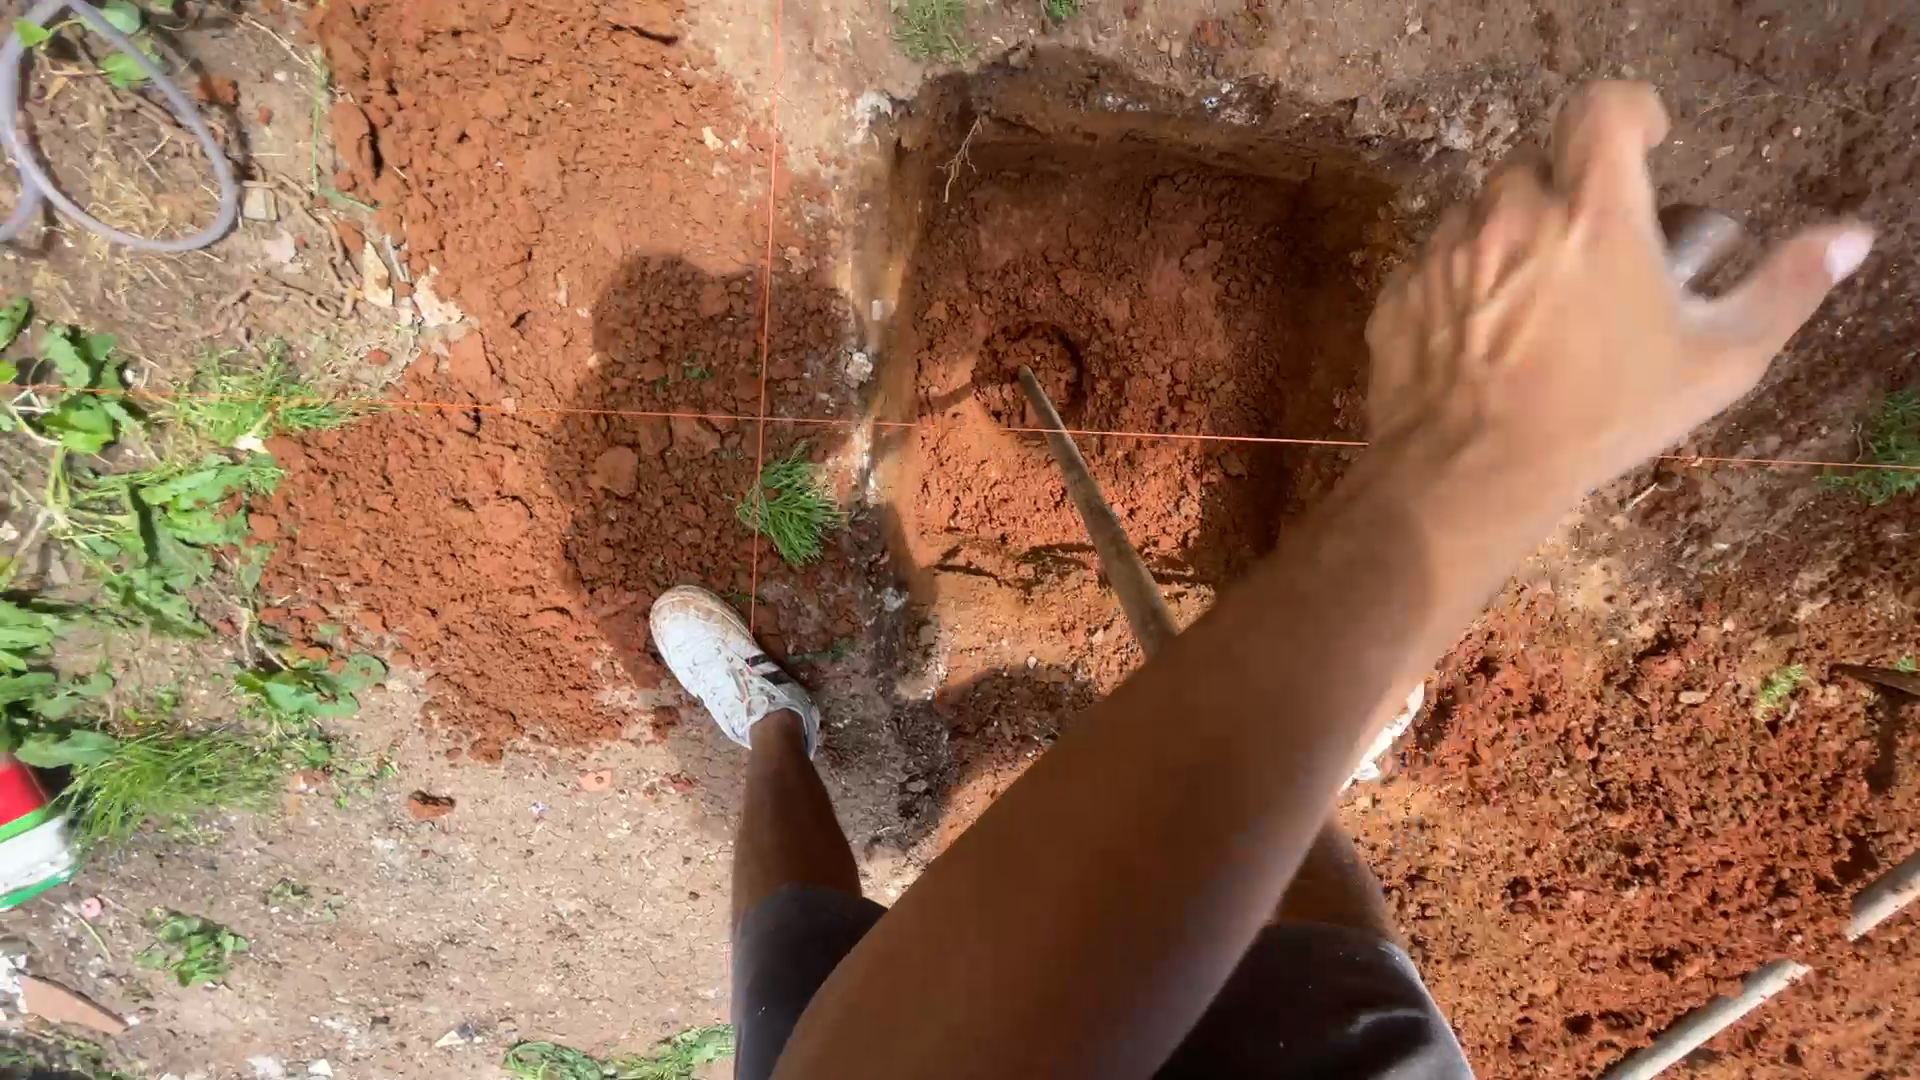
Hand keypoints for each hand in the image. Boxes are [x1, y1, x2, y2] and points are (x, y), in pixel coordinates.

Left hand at [1364, 81, 1872, 511]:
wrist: (1467, 472)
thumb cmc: (1598, 418)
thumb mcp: (1717, 361)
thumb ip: (1785, 288)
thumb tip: (1846, 239)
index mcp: (1592, 215)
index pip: (1599, 108)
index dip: (1624, 115)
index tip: (1638, 148)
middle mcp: (1505, 223)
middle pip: (1526, 168)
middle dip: (1555, 193)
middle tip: (1575, 248)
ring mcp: (1438, 261)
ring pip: (1468, 216)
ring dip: (1498, 236)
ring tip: (1520, 295)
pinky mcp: (1393, 299)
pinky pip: (1423, 265)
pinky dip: (1449, 279)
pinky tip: (1468, 328)